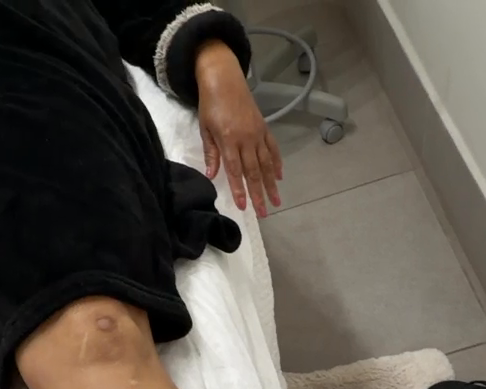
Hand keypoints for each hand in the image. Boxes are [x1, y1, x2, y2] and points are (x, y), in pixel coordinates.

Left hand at [195, 41, 282, 216]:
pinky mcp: (264, 128)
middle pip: (253, 172)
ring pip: (266, 164)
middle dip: (258, 194)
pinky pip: (272, 148)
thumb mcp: (205, 128)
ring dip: (271, 184)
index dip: (239, 190)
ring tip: (276, 201)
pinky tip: (280, 177)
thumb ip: (211, 153)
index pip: (234, 170)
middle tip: (263, 213)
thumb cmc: (210, 104)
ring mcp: (257, 133)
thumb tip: (211, 175)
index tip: (242, 207)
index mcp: (228, 139)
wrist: (224, 77)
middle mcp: (246, 138)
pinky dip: (277, 163)